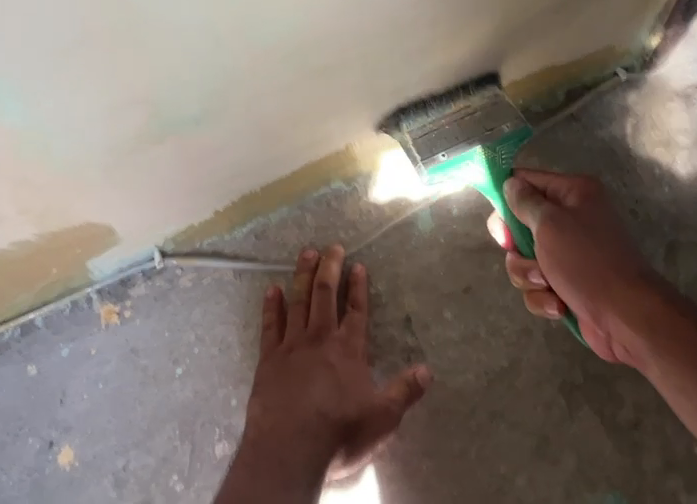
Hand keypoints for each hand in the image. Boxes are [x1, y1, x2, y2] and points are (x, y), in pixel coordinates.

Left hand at [241, 246, 430, 478]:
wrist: (289, 449)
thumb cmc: (339, 433)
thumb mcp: (382, 418)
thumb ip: (404, 391)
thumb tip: (428, 370)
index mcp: (349, 350)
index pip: (356, 311)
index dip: (358, 287)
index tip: (358, 265)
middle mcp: (320, 339)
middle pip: (325, 295)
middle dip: (329, 268)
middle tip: (332, 246)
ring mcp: (292, 346)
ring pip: (298, 301)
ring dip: (302, 276)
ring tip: (305, 253)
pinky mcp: (268, 359)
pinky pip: (270, 325)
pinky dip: (271, 306)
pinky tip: (272, 290)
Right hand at [486, 168, 665, 363]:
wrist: (625, 316)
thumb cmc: (587, 262)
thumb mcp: (550, 224)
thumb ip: (524, 202)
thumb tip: (511, 184)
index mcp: (573, 193)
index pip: (526, 181)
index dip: (506, 200)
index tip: (499, 224)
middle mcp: (571, 217)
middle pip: (520, 223)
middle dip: (517, 246)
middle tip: (518, 253)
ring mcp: (569, 253)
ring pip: (524, 258)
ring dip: (529, 275)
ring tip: (547, 284)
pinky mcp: (567, 283)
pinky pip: (537, 284)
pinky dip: (542, 296)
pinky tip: (558, 305)